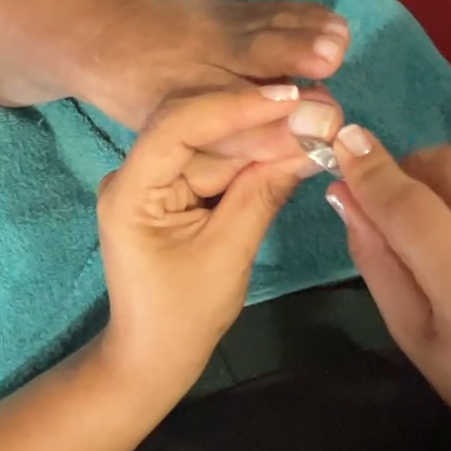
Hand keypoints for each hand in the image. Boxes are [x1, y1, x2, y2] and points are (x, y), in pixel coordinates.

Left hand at [96, 85, 339, 392]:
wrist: (155, 355)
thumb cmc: (184, 314)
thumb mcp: (228, 253)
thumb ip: (264, 191)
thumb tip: (312, 139)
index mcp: (130, 189)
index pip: (178, 126)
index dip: (235, 106)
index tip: (290, 95)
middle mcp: (134, 173)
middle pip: (199, 129)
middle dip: (260, 118)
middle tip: (320, 102)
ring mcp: (153, 180)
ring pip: (214, 144)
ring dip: (264, 134)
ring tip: (318, 116)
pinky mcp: (174, 190)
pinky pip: (216, 165)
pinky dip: (253, 157)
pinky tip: (293, 140)